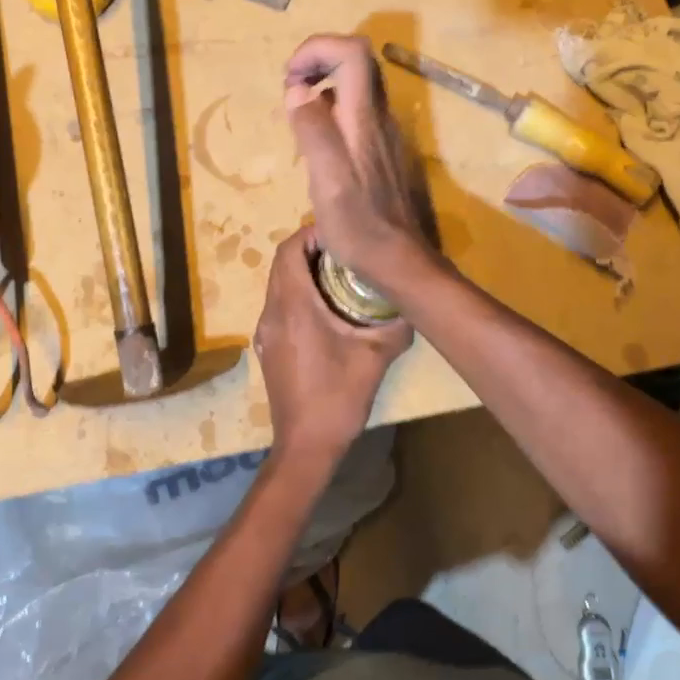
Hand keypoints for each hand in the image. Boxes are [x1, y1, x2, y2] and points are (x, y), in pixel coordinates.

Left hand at [253, 228, 412, 463]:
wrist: (305, 445)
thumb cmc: (338, 397)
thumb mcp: (376, 356)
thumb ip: (395, 324)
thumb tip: (413, 301)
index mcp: (293, 306)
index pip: (290, 249)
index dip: (312, 233)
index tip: (342, 233)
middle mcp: (272, 312)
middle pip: (283, 264)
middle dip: (312, 251)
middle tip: (348, 252)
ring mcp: (266, 332)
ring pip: (280, 286)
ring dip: (305, 274)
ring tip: (342, 277)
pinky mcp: (269, 348)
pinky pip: (280, 307)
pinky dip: (300, 297)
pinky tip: (329, 311)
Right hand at [282, 35, 428, 282]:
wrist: (400, 261)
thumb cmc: (359, 225)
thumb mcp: (327, 179)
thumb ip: (313, 130)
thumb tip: (298, 90)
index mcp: (364, 118)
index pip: (351, 52)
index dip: (316, 49)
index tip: (290, 79)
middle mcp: (379, 118)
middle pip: (356, 62)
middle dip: (317, 63)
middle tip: (290, 92)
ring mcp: (385, 135)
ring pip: (356, 87)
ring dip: (322, 87)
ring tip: (297, 116)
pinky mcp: (383, 153)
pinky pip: (356, 113)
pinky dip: (331, 111)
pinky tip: (318, 146)